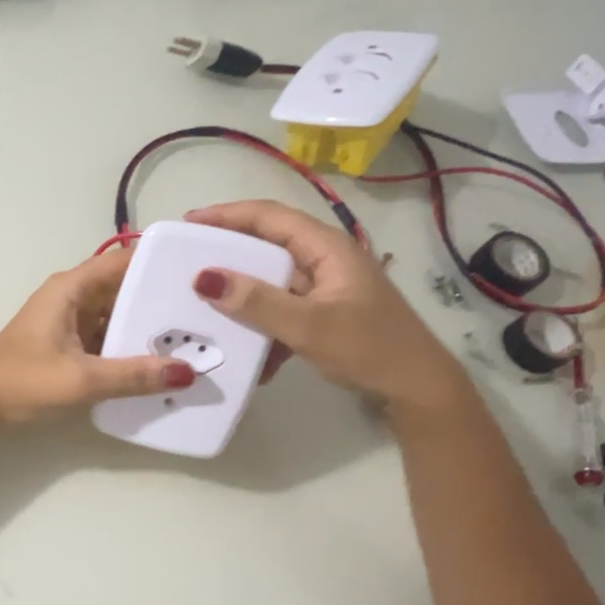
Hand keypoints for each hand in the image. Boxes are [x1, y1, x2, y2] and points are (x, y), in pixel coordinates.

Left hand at [0, 250, 194, 422]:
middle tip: (209, 310)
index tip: (201, 269)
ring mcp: (71, 320)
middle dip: (163, 298)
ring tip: (197, 334)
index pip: (124, 261)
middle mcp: (73, 296)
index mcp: (71, 288)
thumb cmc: (23, 383)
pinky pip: (109, 335)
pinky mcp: (70, 343)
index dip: (161, 261)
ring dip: (148, 324)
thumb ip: (134, 376)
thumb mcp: (82, 380)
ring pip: (119, 313)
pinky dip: (131, 344)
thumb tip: (188, 373)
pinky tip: (161, 360)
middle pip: (126, 287)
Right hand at [186, 201, 468, 411]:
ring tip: (206, 310)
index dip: (227, 215)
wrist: (416, 389)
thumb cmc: (368, 349)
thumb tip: (204, 278)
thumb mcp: (307, 326)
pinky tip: (248, 356)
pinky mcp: (326, 315)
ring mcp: (326, 288)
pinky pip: (283, 311)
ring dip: (243, 298)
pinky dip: (263, 328)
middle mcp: (326, 260)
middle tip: (187, 264)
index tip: (188, 222)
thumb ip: (256, 302)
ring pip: (272, 281)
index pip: (269, 216)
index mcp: (327, 247)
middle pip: (268, 245)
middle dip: (228, 254)